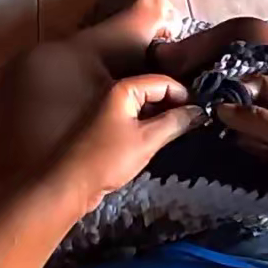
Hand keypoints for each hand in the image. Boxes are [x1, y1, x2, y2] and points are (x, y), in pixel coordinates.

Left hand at [50, 74, 202, 210]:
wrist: (68, 185)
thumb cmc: (107, 159)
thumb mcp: (148, 140)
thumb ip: (175, 122)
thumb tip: (199, 112)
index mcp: (124, 88)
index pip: (164, 82)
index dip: (183, 96)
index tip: (198, 113)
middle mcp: (115, 92)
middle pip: (154, 90)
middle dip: (174, 105)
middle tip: (192, 122)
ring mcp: (109, 109)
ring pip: (145, 105)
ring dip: (162, 116)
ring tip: (178, 131)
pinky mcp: (106, 126)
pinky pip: (134, 117)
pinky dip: (148, 124)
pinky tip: (157, 139)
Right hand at [216, 76, 267, 239]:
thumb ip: (258, 120)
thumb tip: (221, 107)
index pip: (265, 85)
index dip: (240, 87)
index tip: (210, 95)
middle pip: (258, 107)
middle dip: (233, 109)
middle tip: (200, 116)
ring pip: (255, 131)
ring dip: (235, 131)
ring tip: (203, 132)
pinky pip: (258, 153)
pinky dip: (242, 151)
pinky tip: (219, 151)